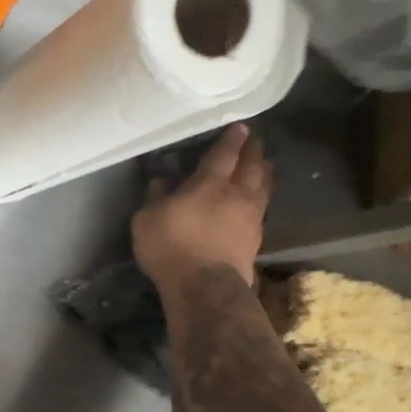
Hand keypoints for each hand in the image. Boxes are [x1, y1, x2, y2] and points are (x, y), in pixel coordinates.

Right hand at [132, 124, 270, 287]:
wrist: (204, 284)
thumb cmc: (169, 246)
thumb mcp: (146, 220)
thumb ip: (156, 197)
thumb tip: (162, 181)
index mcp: (208, 184)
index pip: (224, 154)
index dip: (231, 139)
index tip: (240, 127)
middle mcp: (236, 193)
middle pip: (252, 165)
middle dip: (253, 150)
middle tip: (254, 141)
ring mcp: (252, 214)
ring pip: (264, 184)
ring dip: (264, 170)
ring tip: (263, 164)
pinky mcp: (257, 235)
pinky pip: (264, 204)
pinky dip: (262, 193)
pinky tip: (258, 196)